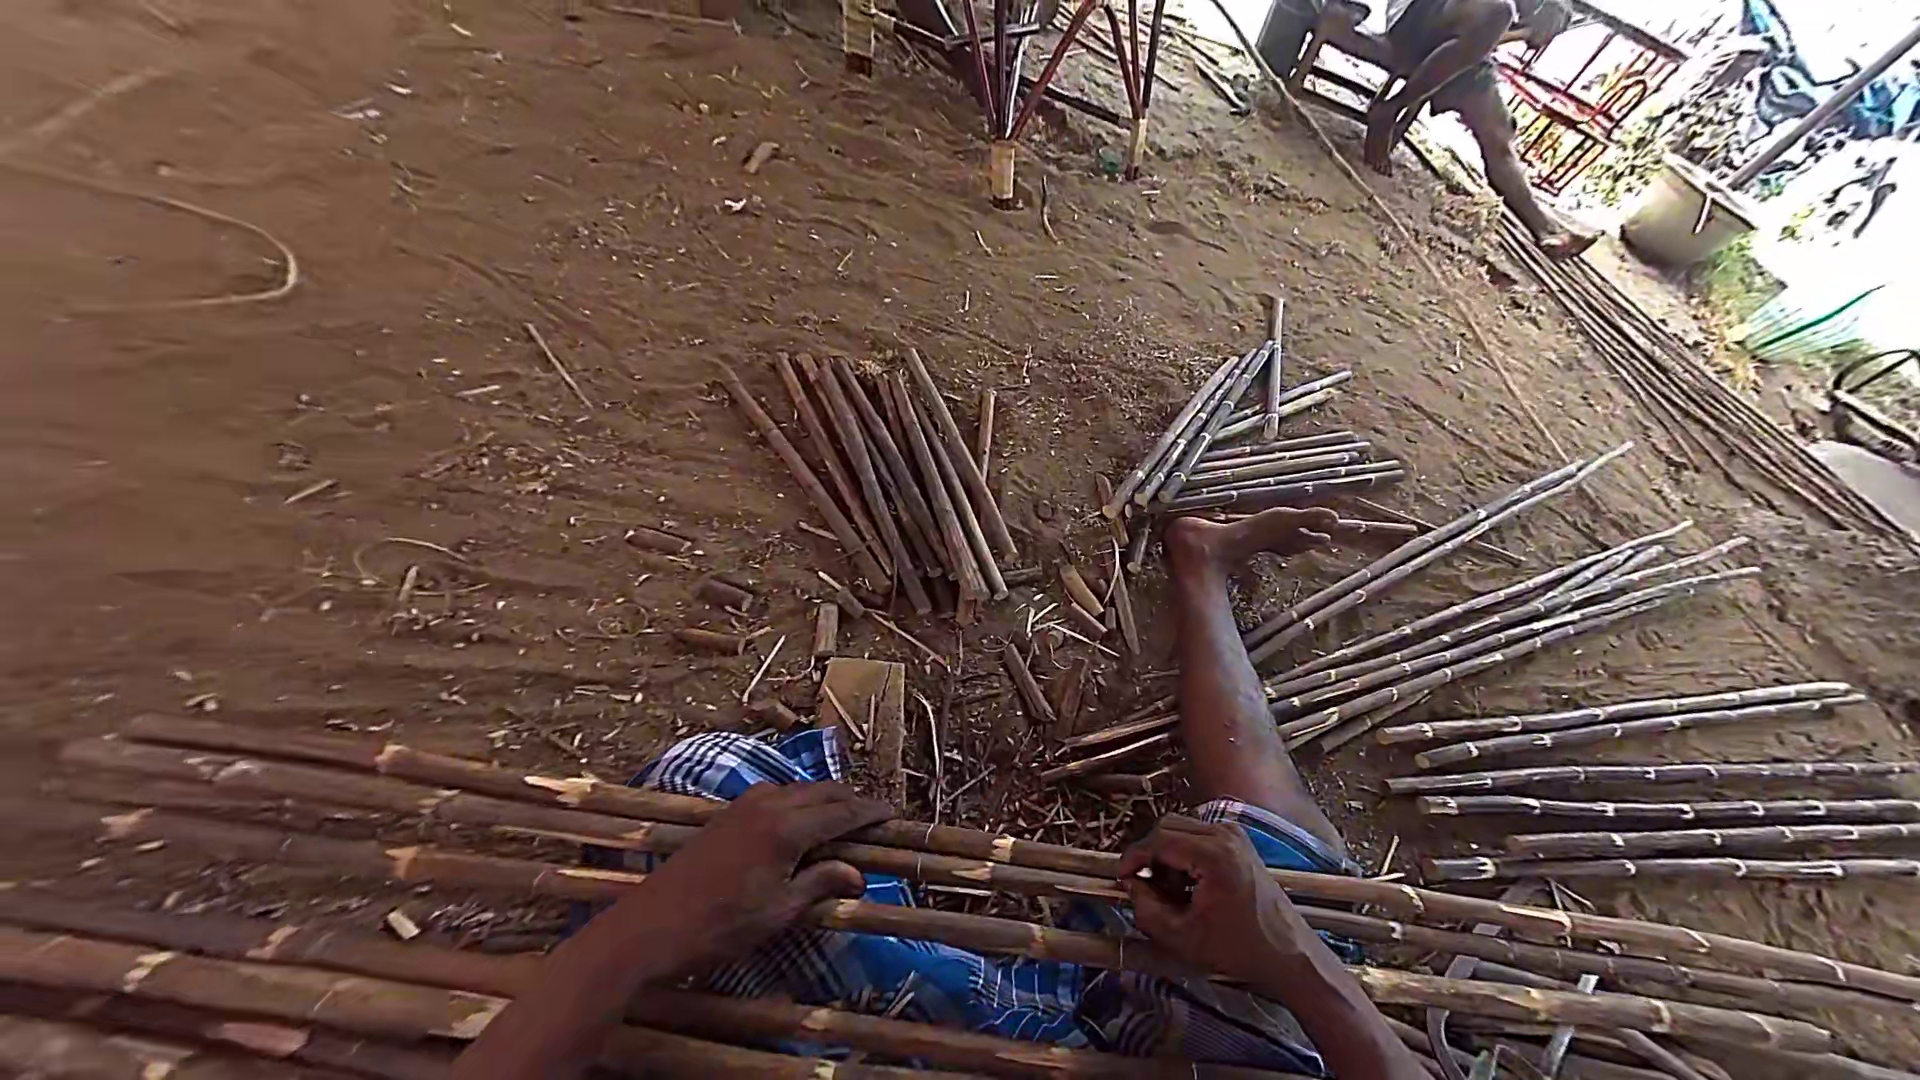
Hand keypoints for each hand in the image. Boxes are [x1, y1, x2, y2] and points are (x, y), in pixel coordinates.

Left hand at [620, 782, 892, 974]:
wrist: (649, 926)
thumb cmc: (719, 926)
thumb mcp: (778, 913)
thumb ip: (820, 884)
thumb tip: (858, 873)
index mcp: (786, 828)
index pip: (841, 812)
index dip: (869, 812)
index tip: (891, 812)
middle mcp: (770, 804)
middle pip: (822, 791)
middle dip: (850, 799)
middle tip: (872, 814)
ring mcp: (745, 804)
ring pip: (799, 788)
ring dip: (824, 797)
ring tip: (841, 815)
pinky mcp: (728, 812)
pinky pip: (776, 793)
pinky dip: (799, 800)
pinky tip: (800, 817)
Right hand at [1118, 815, 1318, 982]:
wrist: (1290, 956)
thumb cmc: (1240, 949)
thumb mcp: (1183, 937)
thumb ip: (1146, 909)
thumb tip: (1130, 885)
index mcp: (1213, 854)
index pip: (1158, 839)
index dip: (1134, 856)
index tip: (1122, 875)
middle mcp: (1224, 833)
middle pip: (1167, 826)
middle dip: (1152, 854)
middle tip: (1149, 886)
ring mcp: (1233, 833)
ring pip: (1180, 828)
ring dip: (1168, 854)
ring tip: (1174, 890)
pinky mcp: (1238, 839)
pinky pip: (1197, 833)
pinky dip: (1185, 852)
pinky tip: (1191, 884)